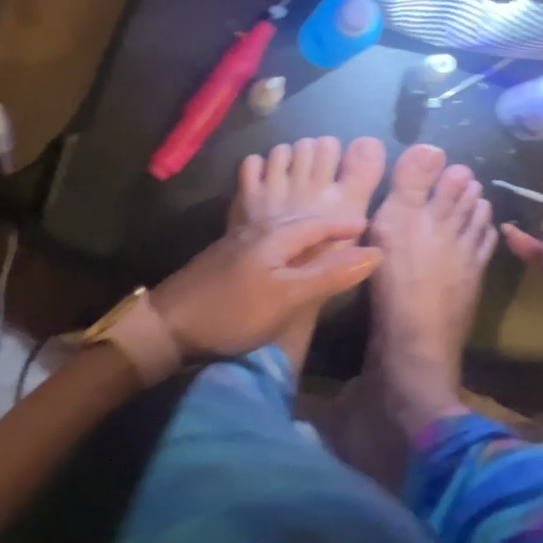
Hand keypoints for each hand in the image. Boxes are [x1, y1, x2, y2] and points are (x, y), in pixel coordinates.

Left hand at [153, 213, 381, 359]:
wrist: (169, 323)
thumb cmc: (233, 311)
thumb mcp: (287, 297)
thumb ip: (328, 274)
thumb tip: (373, 252)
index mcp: (274, 236)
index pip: (317, 222)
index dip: (342, 224)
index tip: (367, 224)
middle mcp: (256, 231)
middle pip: (297, 220)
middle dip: (324, 221)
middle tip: (349, 230)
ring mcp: (237, 243)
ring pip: (279, 228)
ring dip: (303, 230)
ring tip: (321, 240)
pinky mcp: (224, 257)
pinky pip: (264, 238)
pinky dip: (283, 241)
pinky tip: (282, 255)